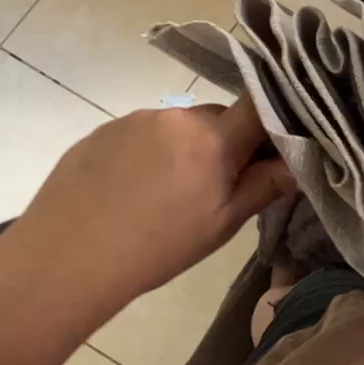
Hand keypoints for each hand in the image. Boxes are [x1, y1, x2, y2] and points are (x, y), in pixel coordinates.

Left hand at [0, 103, 293, 325]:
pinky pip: (145, 132)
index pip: (260, 105)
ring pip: (182, 125)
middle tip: (220, 185)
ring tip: (170, 192)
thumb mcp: (223, 224)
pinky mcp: (104, 130)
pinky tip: (136, 189)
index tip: (277, 146)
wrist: (65, 259)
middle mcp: (177, 115)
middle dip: (229, 142)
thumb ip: (265, 186)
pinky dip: (153, 152)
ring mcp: (136, 119)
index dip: (274, 119)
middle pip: (221, 118)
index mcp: (212, 138)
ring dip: (189, 147)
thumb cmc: (157, 248)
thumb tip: (298, 162)